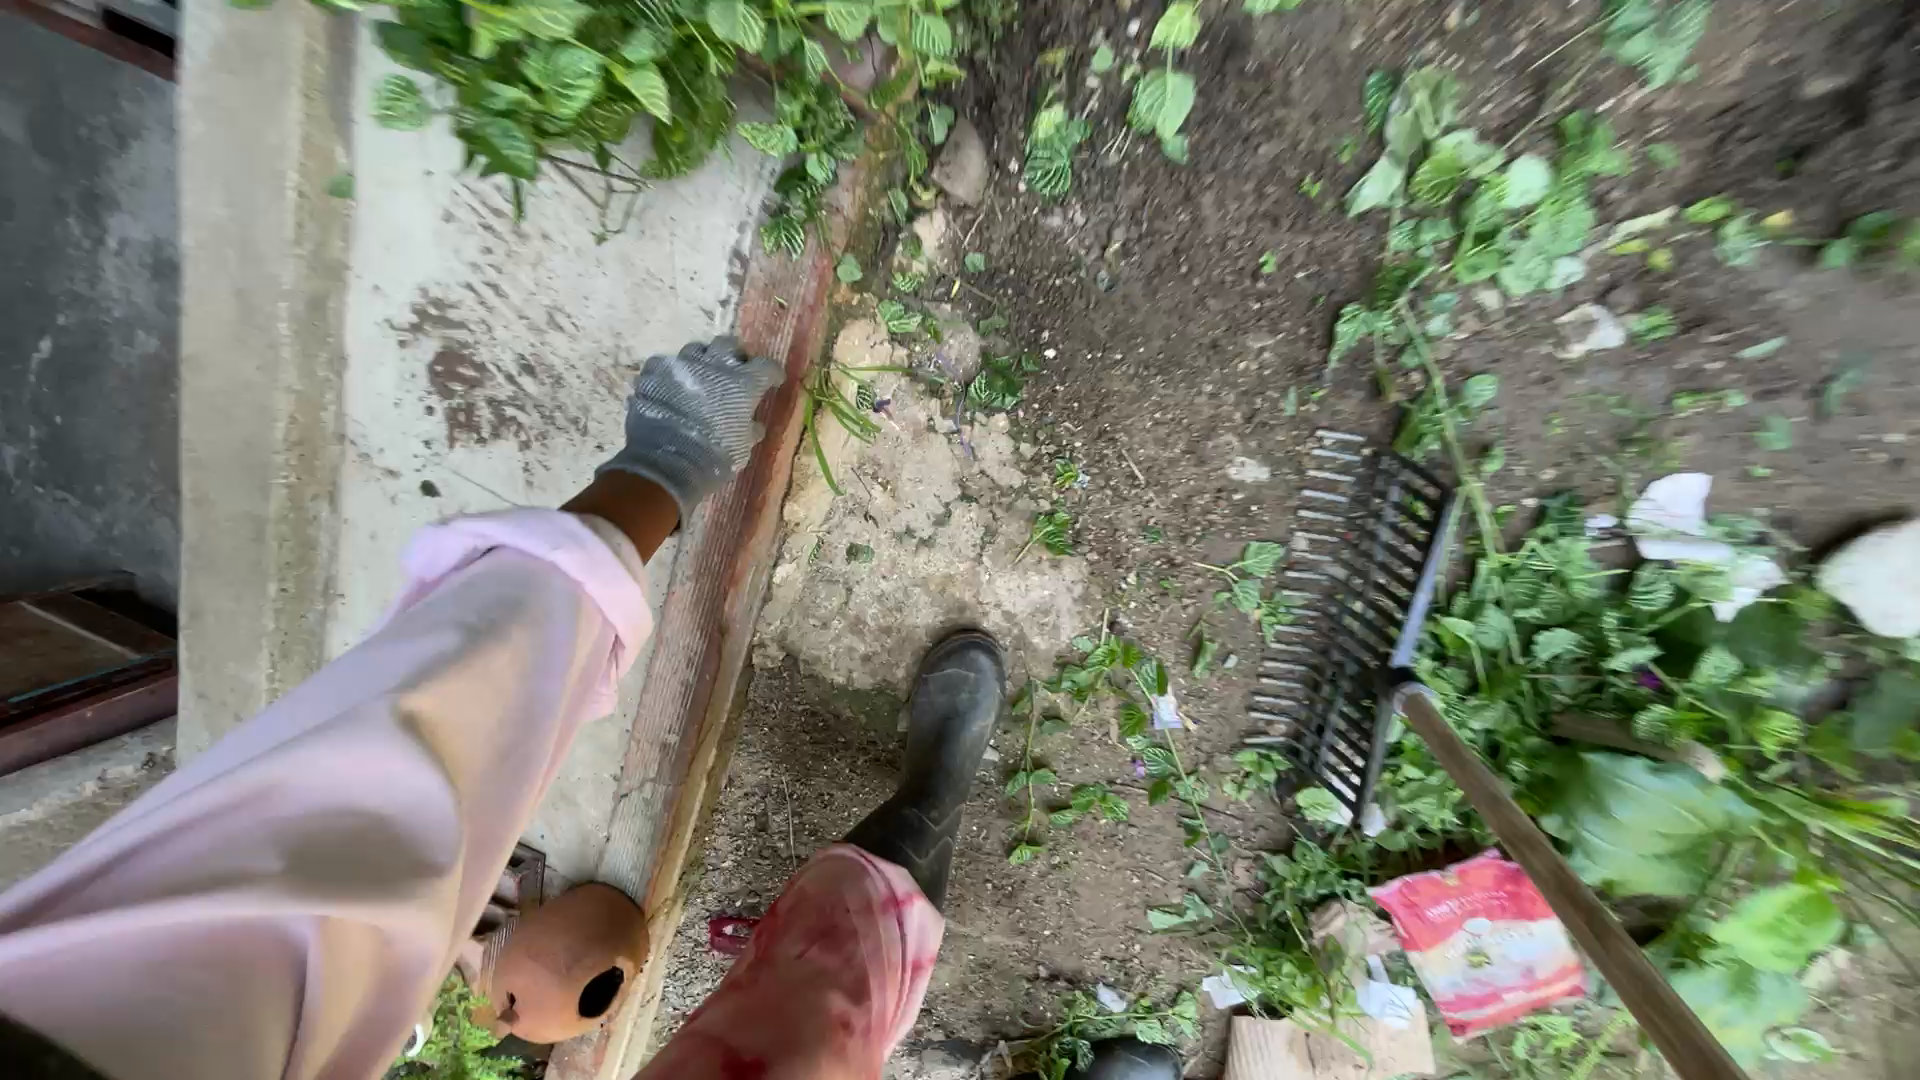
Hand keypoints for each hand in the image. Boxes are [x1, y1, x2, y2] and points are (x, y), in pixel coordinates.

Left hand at [596, 337, 785, 524]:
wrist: (667, 461)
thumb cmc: (715, 457)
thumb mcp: (742, 446)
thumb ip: (750, 429)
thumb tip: (753, 424)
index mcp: (744, 385)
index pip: (767, 366)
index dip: (772, 373)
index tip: (773, 381)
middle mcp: (715, 366)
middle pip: (729, 344)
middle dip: (735, 355)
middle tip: (735, 370)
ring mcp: (683, 365)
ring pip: (697, 349)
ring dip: (703, 360)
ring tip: (701, 376)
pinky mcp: (655, 372)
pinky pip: (666, 364)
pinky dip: (672, 373)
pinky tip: (671, 387)